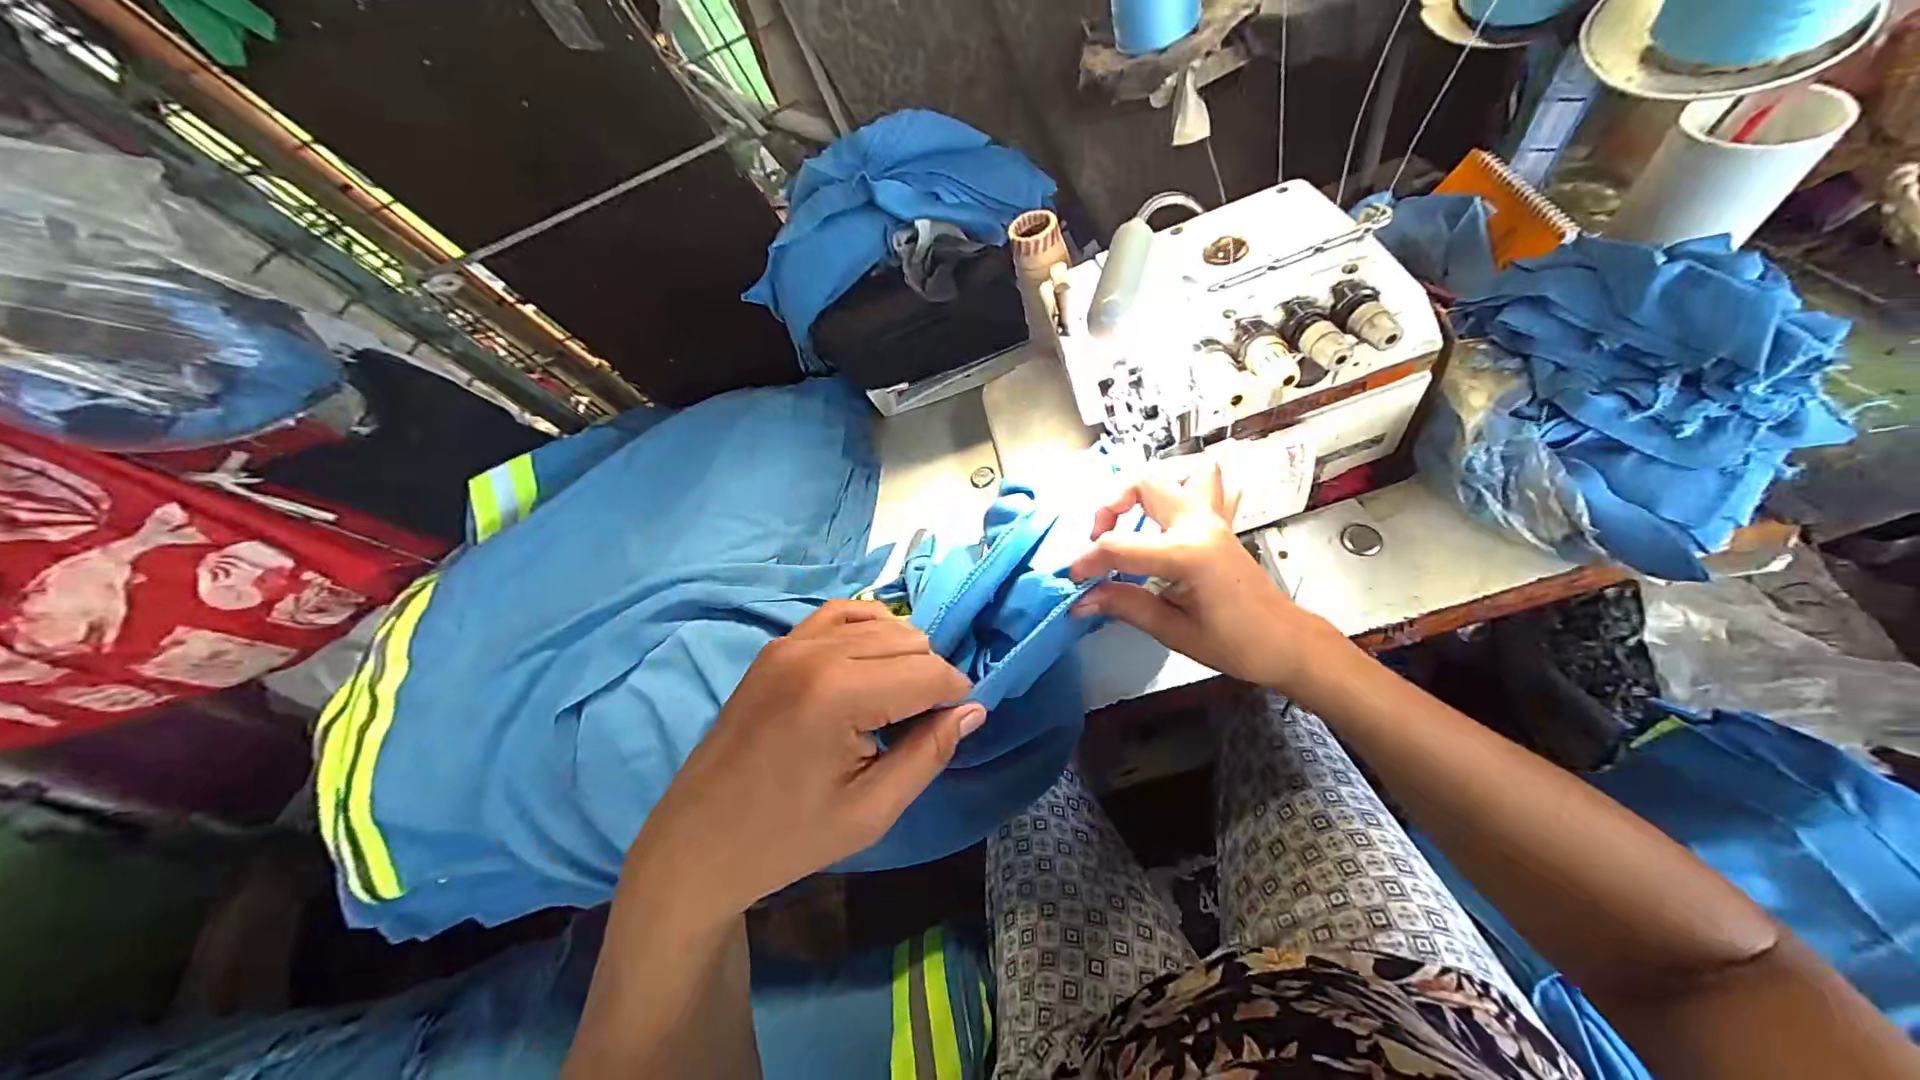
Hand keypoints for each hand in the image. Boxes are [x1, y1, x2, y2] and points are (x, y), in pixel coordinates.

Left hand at [625, 599, 983, 919]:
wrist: (698, 843)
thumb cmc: (787, 838)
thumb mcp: (871, 811)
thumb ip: (929, 753)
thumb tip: (974, 710)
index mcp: (838, 692)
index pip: (929, 672)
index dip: (956, 697)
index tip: (954, 728)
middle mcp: (815, 650)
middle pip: (910, 641)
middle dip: (930, 677)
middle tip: (920, 725)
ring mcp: (790, 642)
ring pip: (881, 623)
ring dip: (902, 656)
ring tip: (894, 703)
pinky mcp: (776, 646)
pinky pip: (840, 614)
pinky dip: (868, 631)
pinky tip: (870, 665)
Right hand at [1068, 463, 1345, 690]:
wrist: (1287, 642)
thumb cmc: (1237, 644)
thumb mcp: (1174, 631)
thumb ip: (1125, 605)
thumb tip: (1082, 599)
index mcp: (1188, 554)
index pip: (1120, 547)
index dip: (1088, 561)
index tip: (1073, 580)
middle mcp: (1200, 526)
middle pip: (1144, 485)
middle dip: (1110, 506)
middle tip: (1098, 539)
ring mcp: (1213, 520)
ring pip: (1175, 474)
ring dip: (1144, 490)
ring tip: (1128, 519)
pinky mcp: (1220, 525)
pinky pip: (1200, 486)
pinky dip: (1176, 490)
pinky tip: (1162, 515)